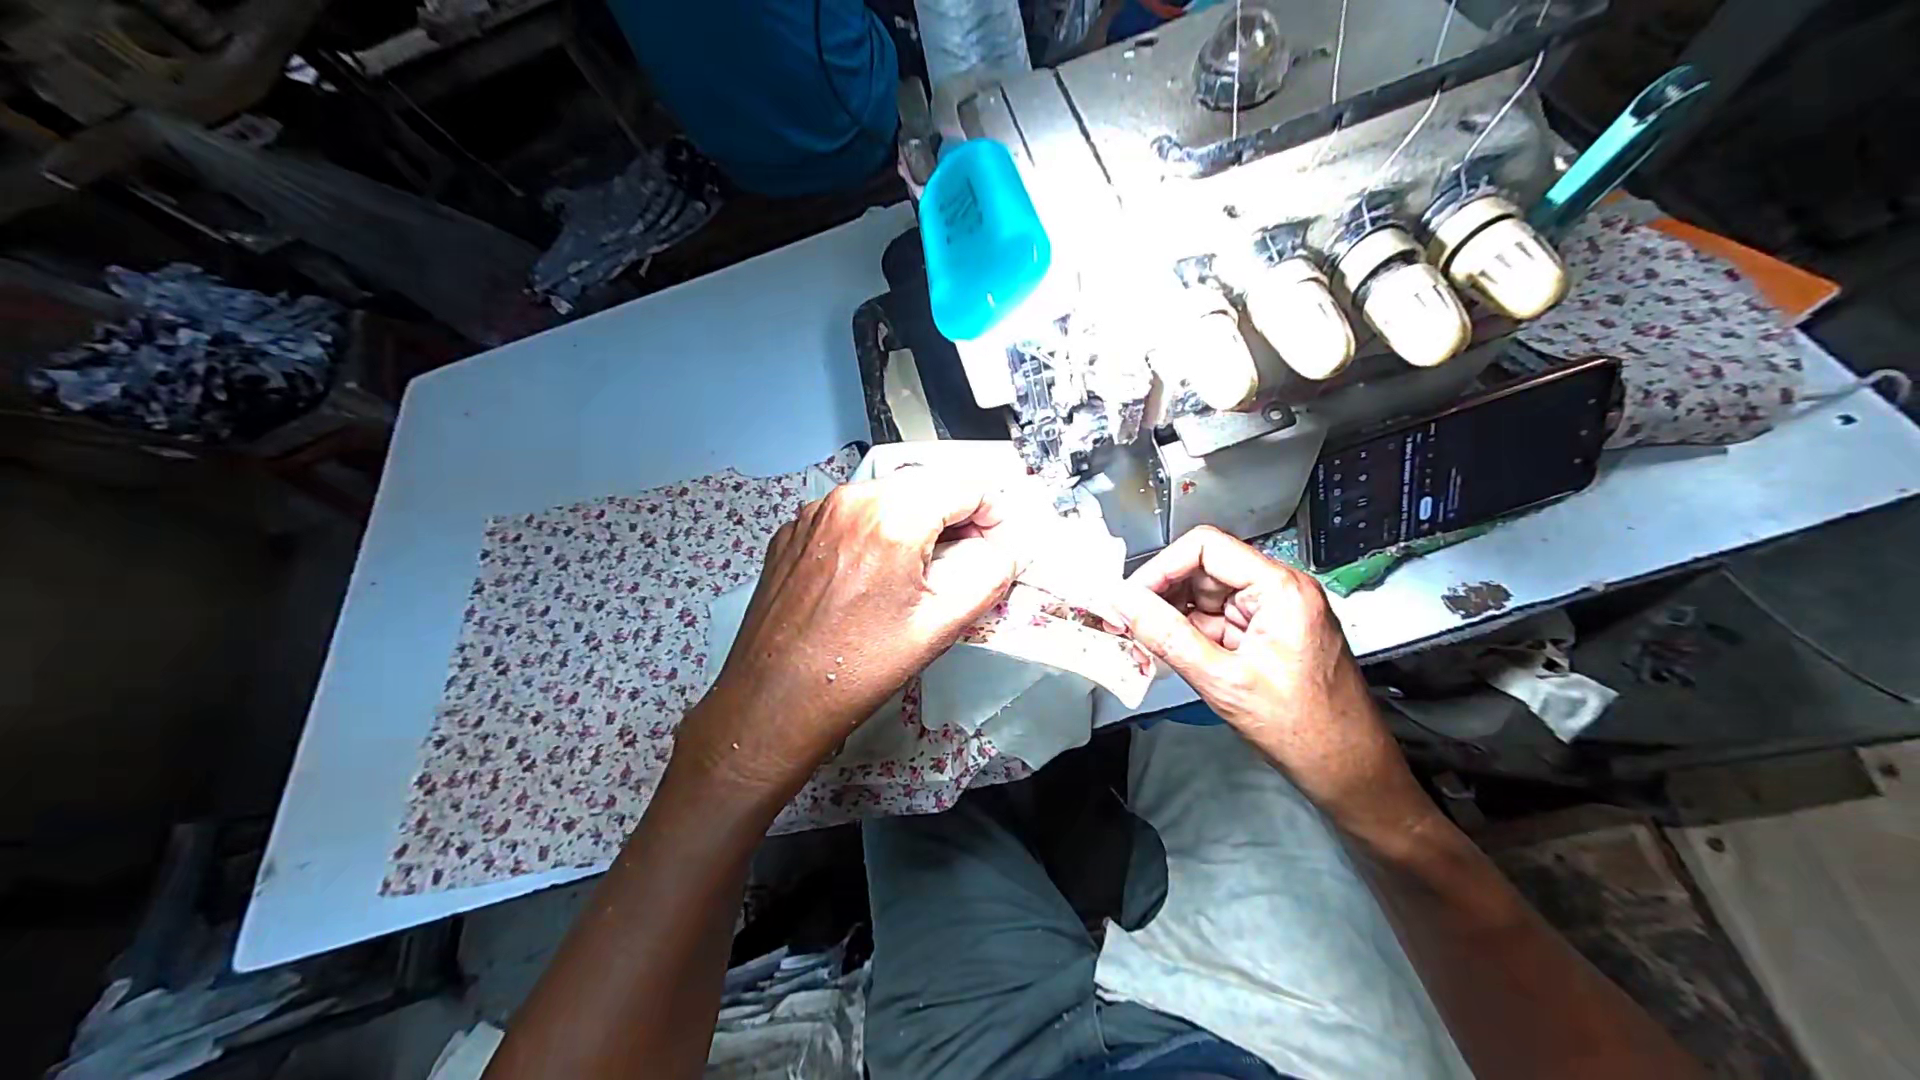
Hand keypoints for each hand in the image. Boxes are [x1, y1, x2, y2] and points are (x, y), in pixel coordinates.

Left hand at [675, 469, 1020, 797]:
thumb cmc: (853, 668)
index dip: (991, 514)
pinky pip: (849, 516)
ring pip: (886, 499)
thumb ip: (988, 577)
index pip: (964, 487)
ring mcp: (814, 514)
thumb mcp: (939, 625)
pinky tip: (872, 577)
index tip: (994, 543)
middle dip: (953, 518)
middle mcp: (849, 502)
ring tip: (916, 574)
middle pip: (924, 488)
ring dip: (913, 524)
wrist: (774, 698)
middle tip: (964, 561)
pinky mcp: (793, 532)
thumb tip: (1002, 553)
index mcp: (891, 517)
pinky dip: (873, 533)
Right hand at [1108, 527, 1432, 837]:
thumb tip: (1126, 602)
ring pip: (1206, 598)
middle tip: (1130, 622)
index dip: (1162, 568)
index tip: (1133, 595)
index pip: (1206, 548)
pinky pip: (1216, 622)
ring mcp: (1274, 614)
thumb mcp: (1222, 680)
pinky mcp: (1266, 635)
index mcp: (1281, 590)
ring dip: (1172, 618)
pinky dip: (1189, 635)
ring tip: (1146, 645)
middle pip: (1204, 571)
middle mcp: (1280, 592)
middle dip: (1163, 596)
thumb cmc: (1307, 730)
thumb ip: (1167, 635)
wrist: (1348, 770)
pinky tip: (1169, 654)